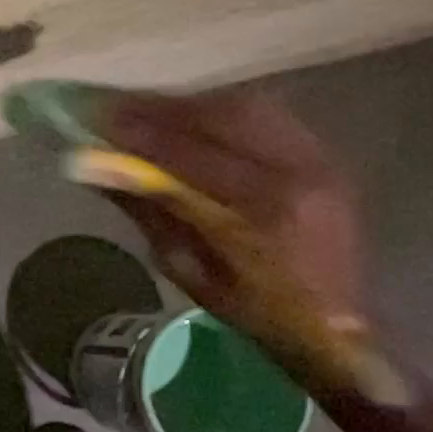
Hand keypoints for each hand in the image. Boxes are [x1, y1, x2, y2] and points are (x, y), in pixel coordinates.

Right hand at [105, 89, 363, 340]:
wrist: (339, 326)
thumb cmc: (255, 312)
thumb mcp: (189, 269)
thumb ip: (149, 211)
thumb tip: (98, 168)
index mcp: (268, 211)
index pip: (192, 155)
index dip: (139, 135)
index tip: (93, 122)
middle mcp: (301, 170)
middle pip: (222, 115)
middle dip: (160, 108)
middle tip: (112, 107)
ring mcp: (320, 157)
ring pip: (245, 106)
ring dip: (187, 105)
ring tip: (143, 110)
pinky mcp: (323, 154)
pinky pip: (264, 115)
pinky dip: (217, 111)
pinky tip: (186, 118)